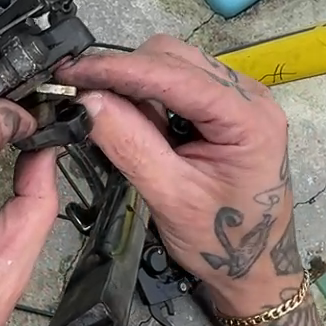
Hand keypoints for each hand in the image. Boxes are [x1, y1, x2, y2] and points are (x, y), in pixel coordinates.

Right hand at [56, 35, 294, 316]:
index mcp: (247, 117)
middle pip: (172, 57)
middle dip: (124, 73)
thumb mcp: (170, 197)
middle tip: (85, 100)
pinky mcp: (224, 104)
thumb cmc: (220, 242)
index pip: (173, 74)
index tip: (71, 72)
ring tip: (115, 119)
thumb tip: (87, 99)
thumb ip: (129, 143)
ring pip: (172, 62)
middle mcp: (248, 95)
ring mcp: (238, 96)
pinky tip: (138, 122)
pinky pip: (177, 79)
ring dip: (134, 83)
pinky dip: (148, 93)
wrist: (254, 268)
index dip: (117, 68)